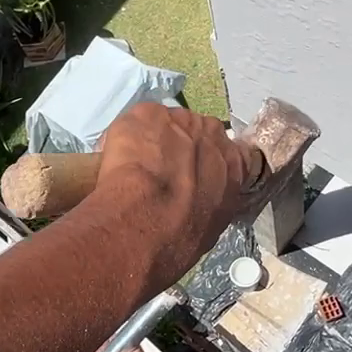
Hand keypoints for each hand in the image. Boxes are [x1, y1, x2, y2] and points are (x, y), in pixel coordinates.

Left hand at [92, 105, 260, 290]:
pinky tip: (116, 160)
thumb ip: (208, 203)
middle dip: (179, 148)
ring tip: (134, 166)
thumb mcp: (209, 226)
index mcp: (235, 166)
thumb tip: (193, 203)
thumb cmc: (181, 238)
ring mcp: (180, 119)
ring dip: (152, 141)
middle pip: (196, 133)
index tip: (191, 173)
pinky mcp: (147, 114)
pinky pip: (136, 122)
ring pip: (165, 125)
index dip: (207, 162)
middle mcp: (214, 134)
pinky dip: (124, 138)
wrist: (148, 220)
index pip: (229, 153)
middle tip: (159, 171)